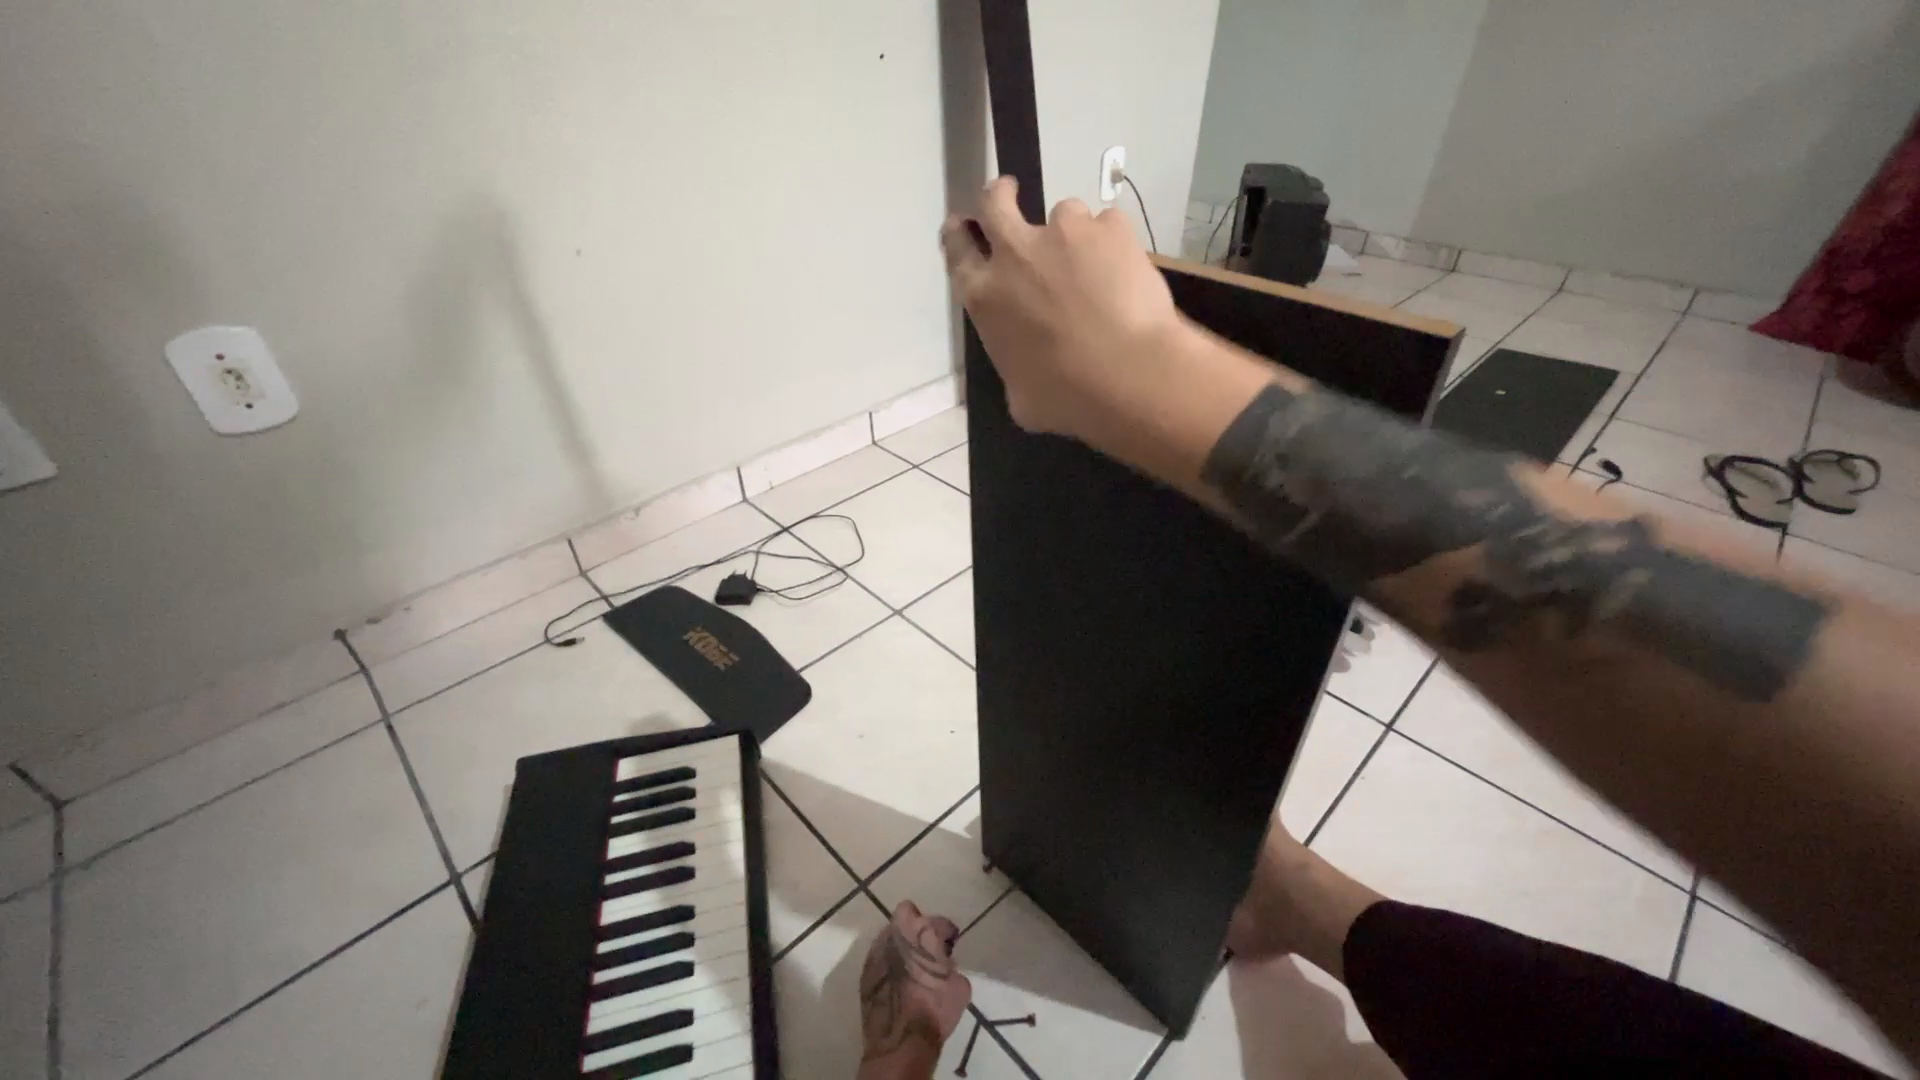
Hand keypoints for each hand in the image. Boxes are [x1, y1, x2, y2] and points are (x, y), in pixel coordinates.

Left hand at [857, 901, 971, 1075]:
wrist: (901, 1041)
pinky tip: (896, 978)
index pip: (937, 920)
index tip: (949, 943)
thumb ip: (950, 963)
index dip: (945, 931)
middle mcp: (896, 933)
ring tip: (909, 963)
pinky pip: (879, 955)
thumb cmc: (935, 1011)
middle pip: (907, 915)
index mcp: (922, 931)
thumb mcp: (959, 985)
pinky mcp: (865, 969)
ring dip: (901, 942)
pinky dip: (888, 961)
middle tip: (926, 945)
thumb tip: (943, 961)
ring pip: (890, 934)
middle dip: (917, 925)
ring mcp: (877, 950)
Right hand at [939, 176, 1190, 444]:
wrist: (1126, 376)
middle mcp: (1015, 253)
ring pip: (1062, 212)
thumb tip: (1026, 370)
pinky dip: (1114, 244)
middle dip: (999, 194)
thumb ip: (1015, 368)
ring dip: (1072, 233)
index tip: (964, 224)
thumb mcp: (1020, 396)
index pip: (957, 249)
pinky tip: (1127, 272)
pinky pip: (1108, 226)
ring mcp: (1063, 233)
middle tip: (1008, 193)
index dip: (959, 233)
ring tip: (1095, 263)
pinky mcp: (1109, 227)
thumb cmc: (1065, 398)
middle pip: (994, 201)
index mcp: (984, 297)